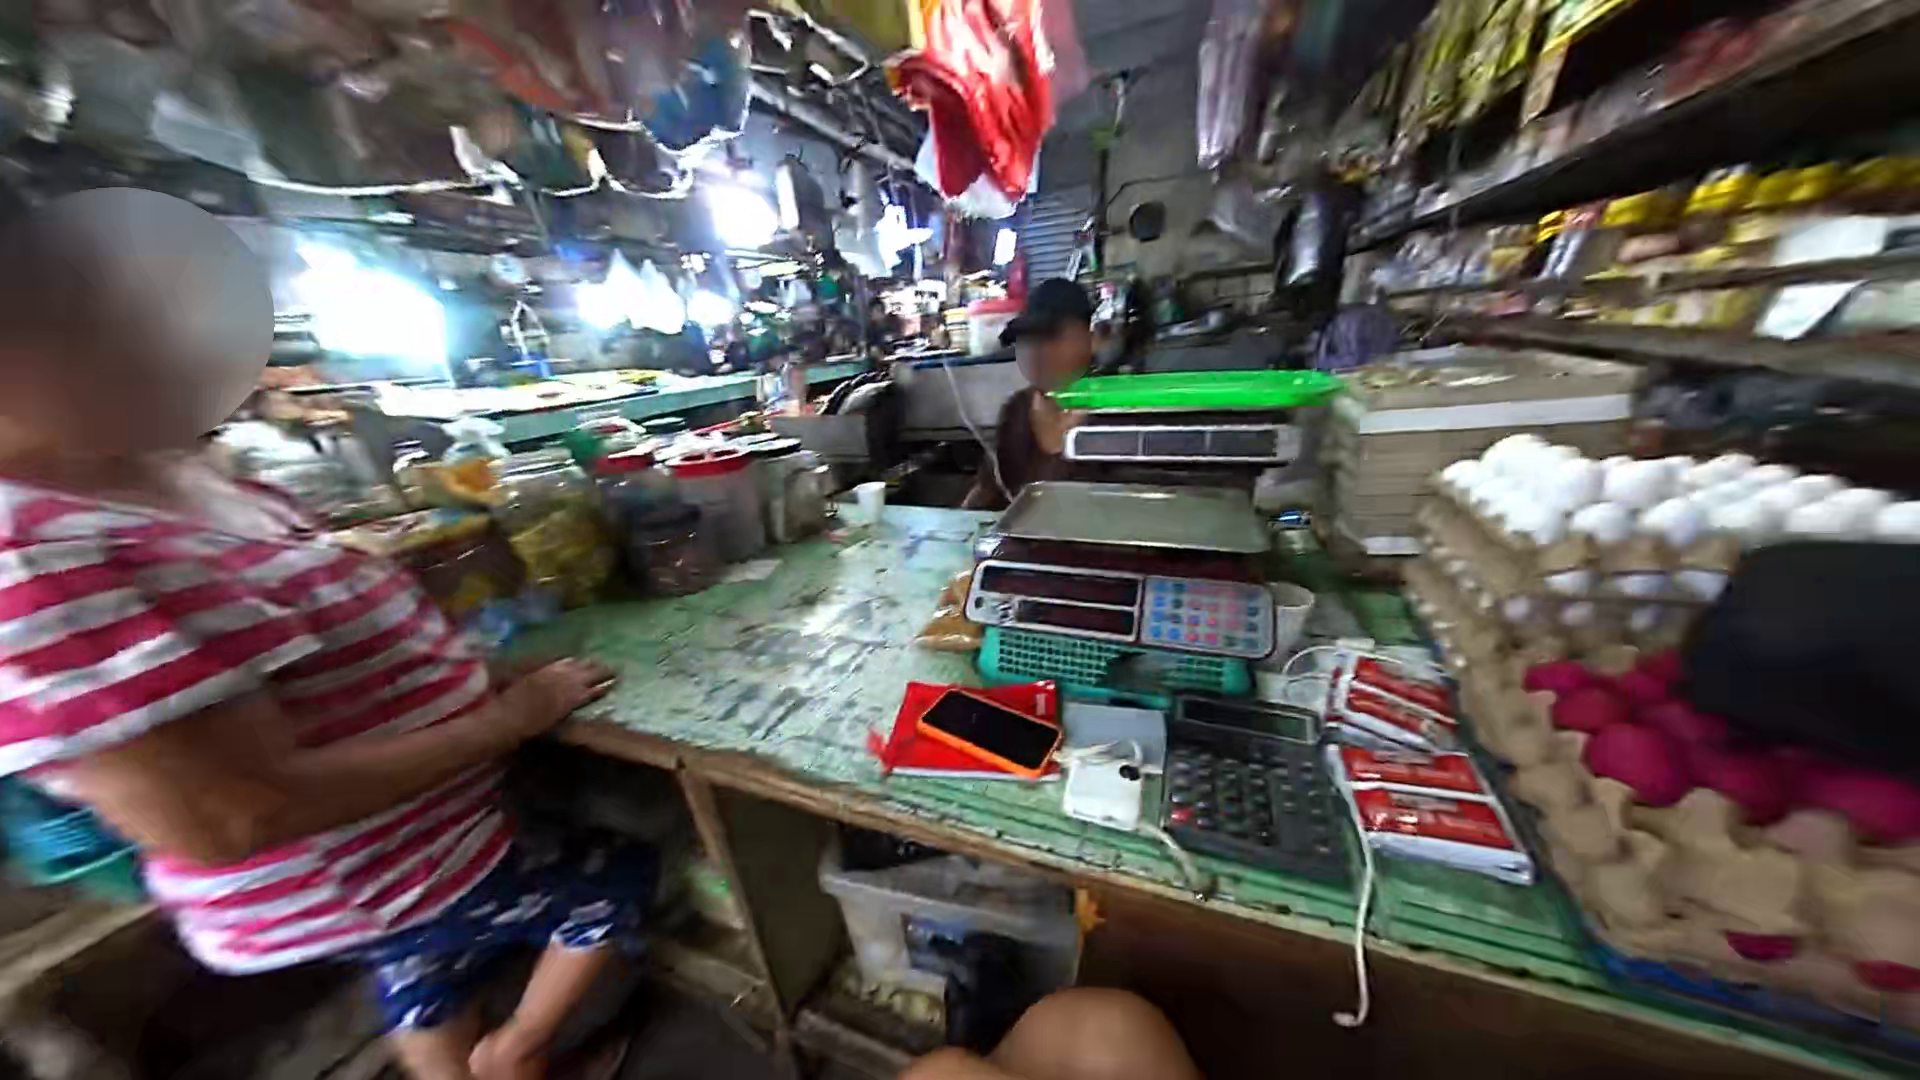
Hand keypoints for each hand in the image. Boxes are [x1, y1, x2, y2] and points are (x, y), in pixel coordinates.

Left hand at [500, 658, 616, 737]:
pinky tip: (572, 660)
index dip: (607, 683)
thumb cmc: (530, 728)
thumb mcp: (558, 720)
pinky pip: (561, 662)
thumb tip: (588, 694)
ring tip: (595, 662)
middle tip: (613, 669)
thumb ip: (575, 704)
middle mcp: (568, 682)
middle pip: (591, 672)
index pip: (598, 687)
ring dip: (588, 664)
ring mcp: (554, 674)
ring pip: (578, 664)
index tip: (617, 680)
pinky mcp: (540, 671)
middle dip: (603, 670)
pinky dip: (569, 661)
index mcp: (575, 697)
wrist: (502, 721)